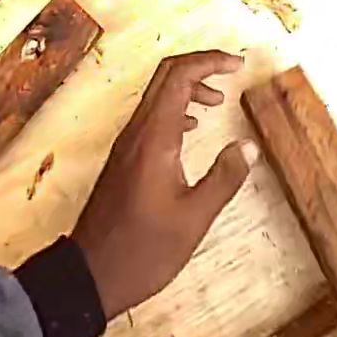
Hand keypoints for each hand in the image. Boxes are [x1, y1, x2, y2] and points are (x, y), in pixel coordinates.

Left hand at [71, 50, 257, 319]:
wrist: (88, 275)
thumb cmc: (143, 249)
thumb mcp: (193, 219)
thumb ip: (224, 178)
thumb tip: (248, 145)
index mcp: (155, 136)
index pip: (180, 75)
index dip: (210, 60)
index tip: (238, 64)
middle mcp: (138, 129)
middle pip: (166, 74)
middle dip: (201, 64)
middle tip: (232, 70)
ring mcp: (128, 141)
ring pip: (158, 92)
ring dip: (190, 86)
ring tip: (219, 101)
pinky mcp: (126, 155)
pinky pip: (153, 113)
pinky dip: (177, 107)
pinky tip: (194, 127)